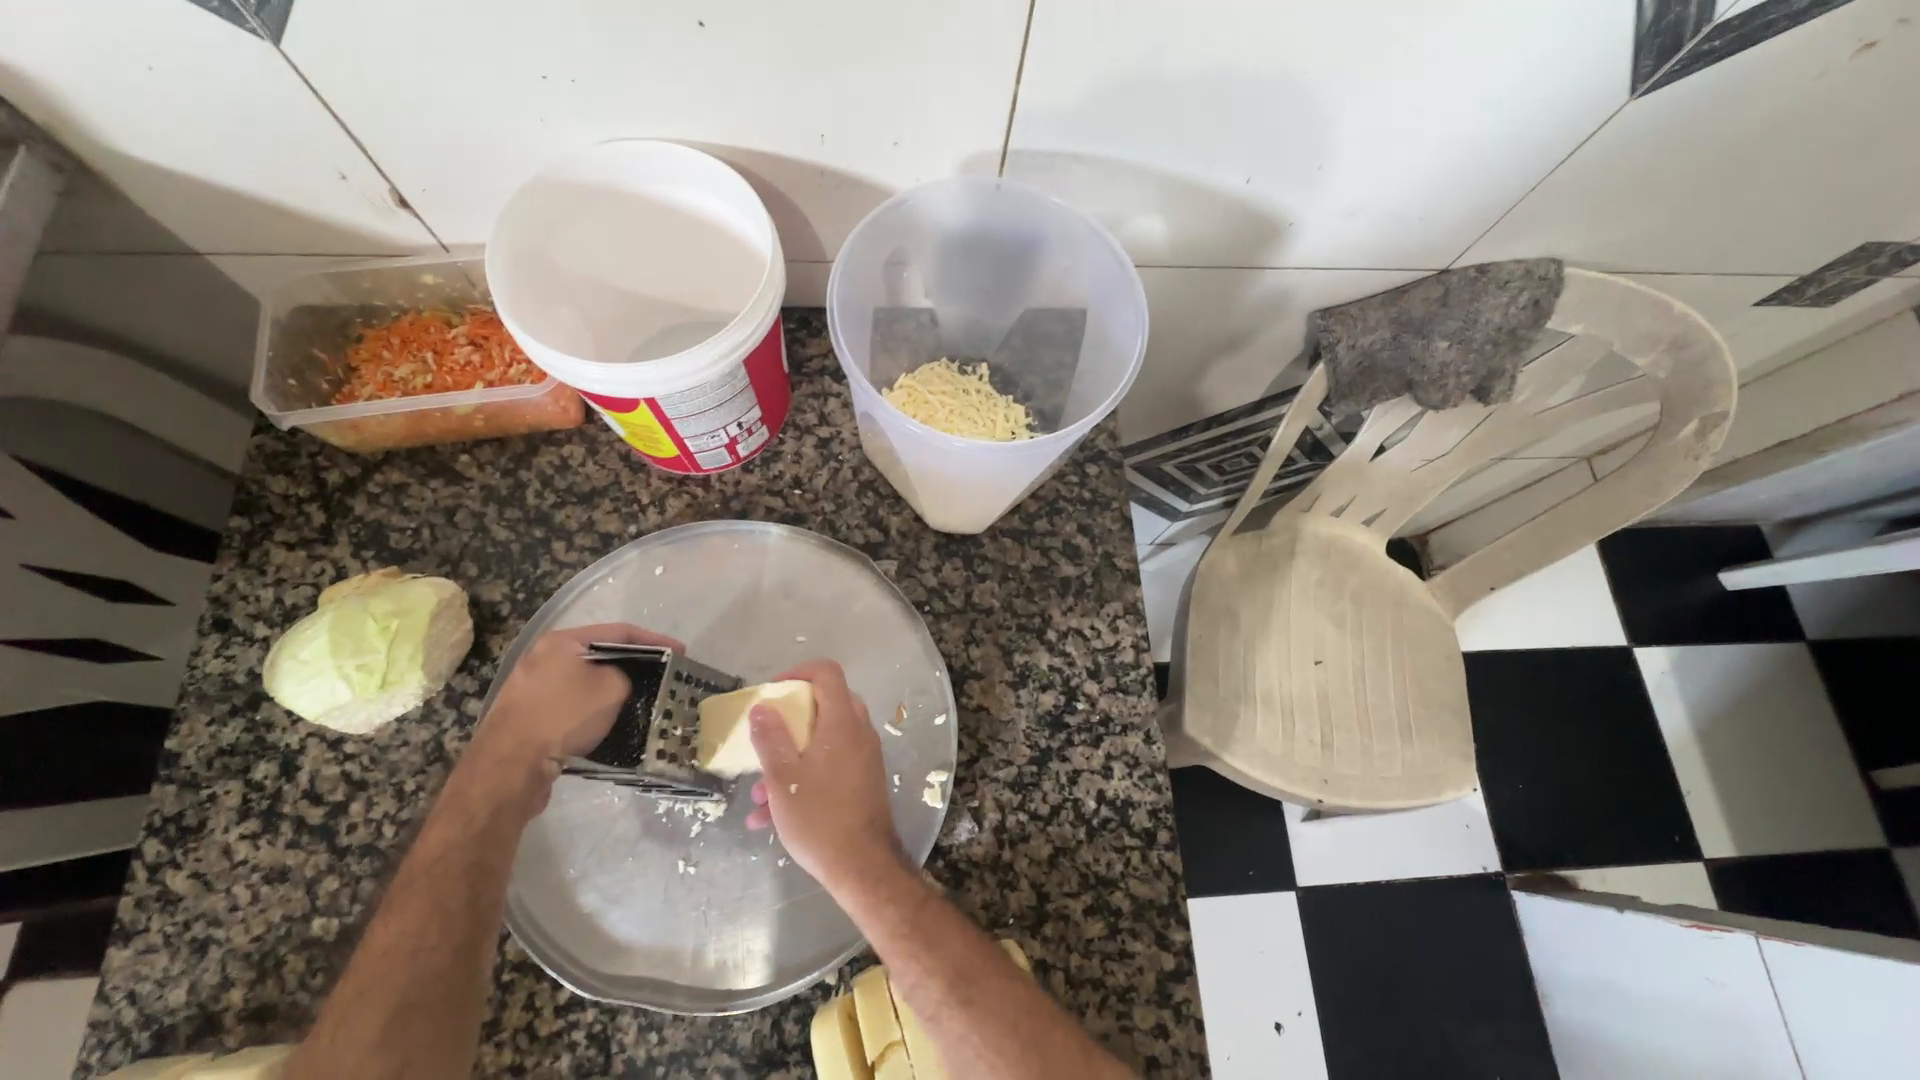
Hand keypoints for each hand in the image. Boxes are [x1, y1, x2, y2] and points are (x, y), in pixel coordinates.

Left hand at [474, 623, 682, 768]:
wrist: (510, 766)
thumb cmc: (565, 716)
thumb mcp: (612, 688)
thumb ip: (626, 677)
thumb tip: (619, 684)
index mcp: (561, 641)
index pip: (619, 632)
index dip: (654, 640)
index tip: (680, 652)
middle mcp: (541, 658)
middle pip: (598, 655)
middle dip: (632, 665)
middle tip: (660, 675)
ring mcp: (530, 689)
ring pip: (583, 683)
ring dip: (611, 691)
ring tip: (640, 701)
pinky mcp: (527, 717)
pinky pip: (570, 706)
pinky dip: (592, 710)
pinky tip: (610, 723)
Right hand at [744, 660, 904, 890]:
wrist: (862, 866)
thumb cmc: (819, 818)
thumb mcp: (783, 778)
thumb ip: (771, 738)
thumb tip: (762, 708)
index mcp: (842, 723)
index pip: (827, 673)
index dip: (798, 673)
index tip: (772, 692)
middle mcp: (859, 733)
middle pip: (825, 706)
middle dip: (789, 721)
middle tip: (765, 736)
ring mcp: (864, 757)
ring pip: (823, 742)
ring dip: (789, 760)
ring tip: (757, 795)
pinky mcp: (864, 781)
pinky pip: (830, 766)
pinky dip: (803, 779)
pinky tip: (770, 817)